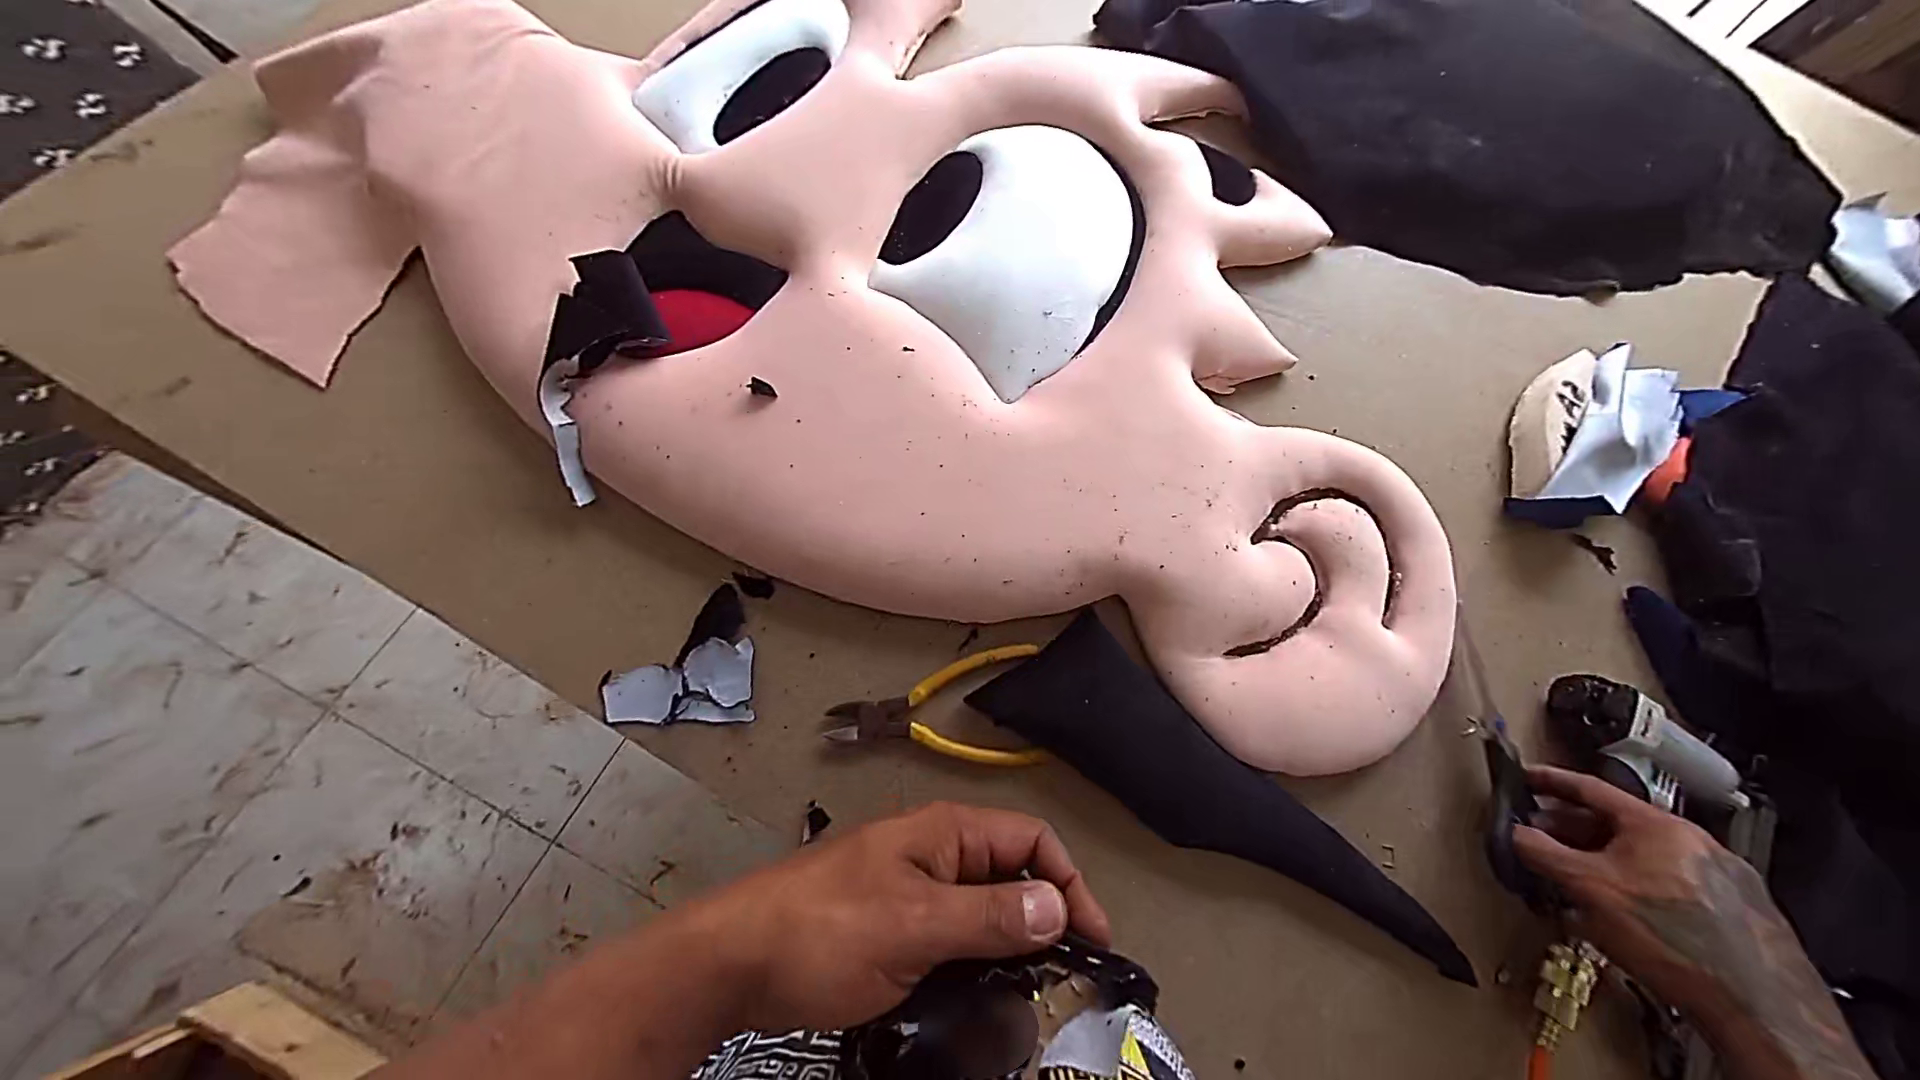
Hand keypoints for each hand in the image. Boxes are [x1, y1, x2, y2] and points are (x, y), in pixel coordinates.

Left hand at [686, 802, 1110, 1033]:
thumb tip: (1057, 907)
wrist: (739, 957)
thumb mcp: (914, 924)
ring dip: (1015, 944)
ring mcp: (916, 888)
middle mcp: (937, 851)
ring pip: (986, 908)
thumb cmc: (827, 929)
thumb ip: (988, 916)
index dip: (1067, 881)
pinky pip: (957, 935)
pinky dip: (982, 959)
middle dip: (1046, 916)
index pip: (1029, 840)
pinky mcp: (899, 924)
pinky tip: (988, 996)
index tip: (1092, 941)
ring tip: (1037, 994)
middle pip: (1012, 873)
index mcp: (946, 832)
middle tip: (1069, 978)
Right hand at [1511, 765, 1753, 1011]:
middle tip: (1538, 837)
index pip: (1591, 788)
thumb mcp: (1585, 887)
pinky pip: (1667, 883)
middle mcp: (1696, 844)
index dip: (1549, 780)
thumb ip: (1539, 851)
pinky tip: (1613, 910)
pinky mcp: (1738, 913)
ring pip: (1641, 855)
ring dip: (1598, 860)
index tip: (1526, 777)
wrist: (1761, 1012)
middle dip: (1569, 830)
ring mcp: (1723, 879)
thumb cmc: (1673, 940)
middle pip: (1615, 823)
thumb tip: (1514, 833)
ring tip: (1569, 878)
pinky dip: (1630, 885)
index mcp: (1661, 826)